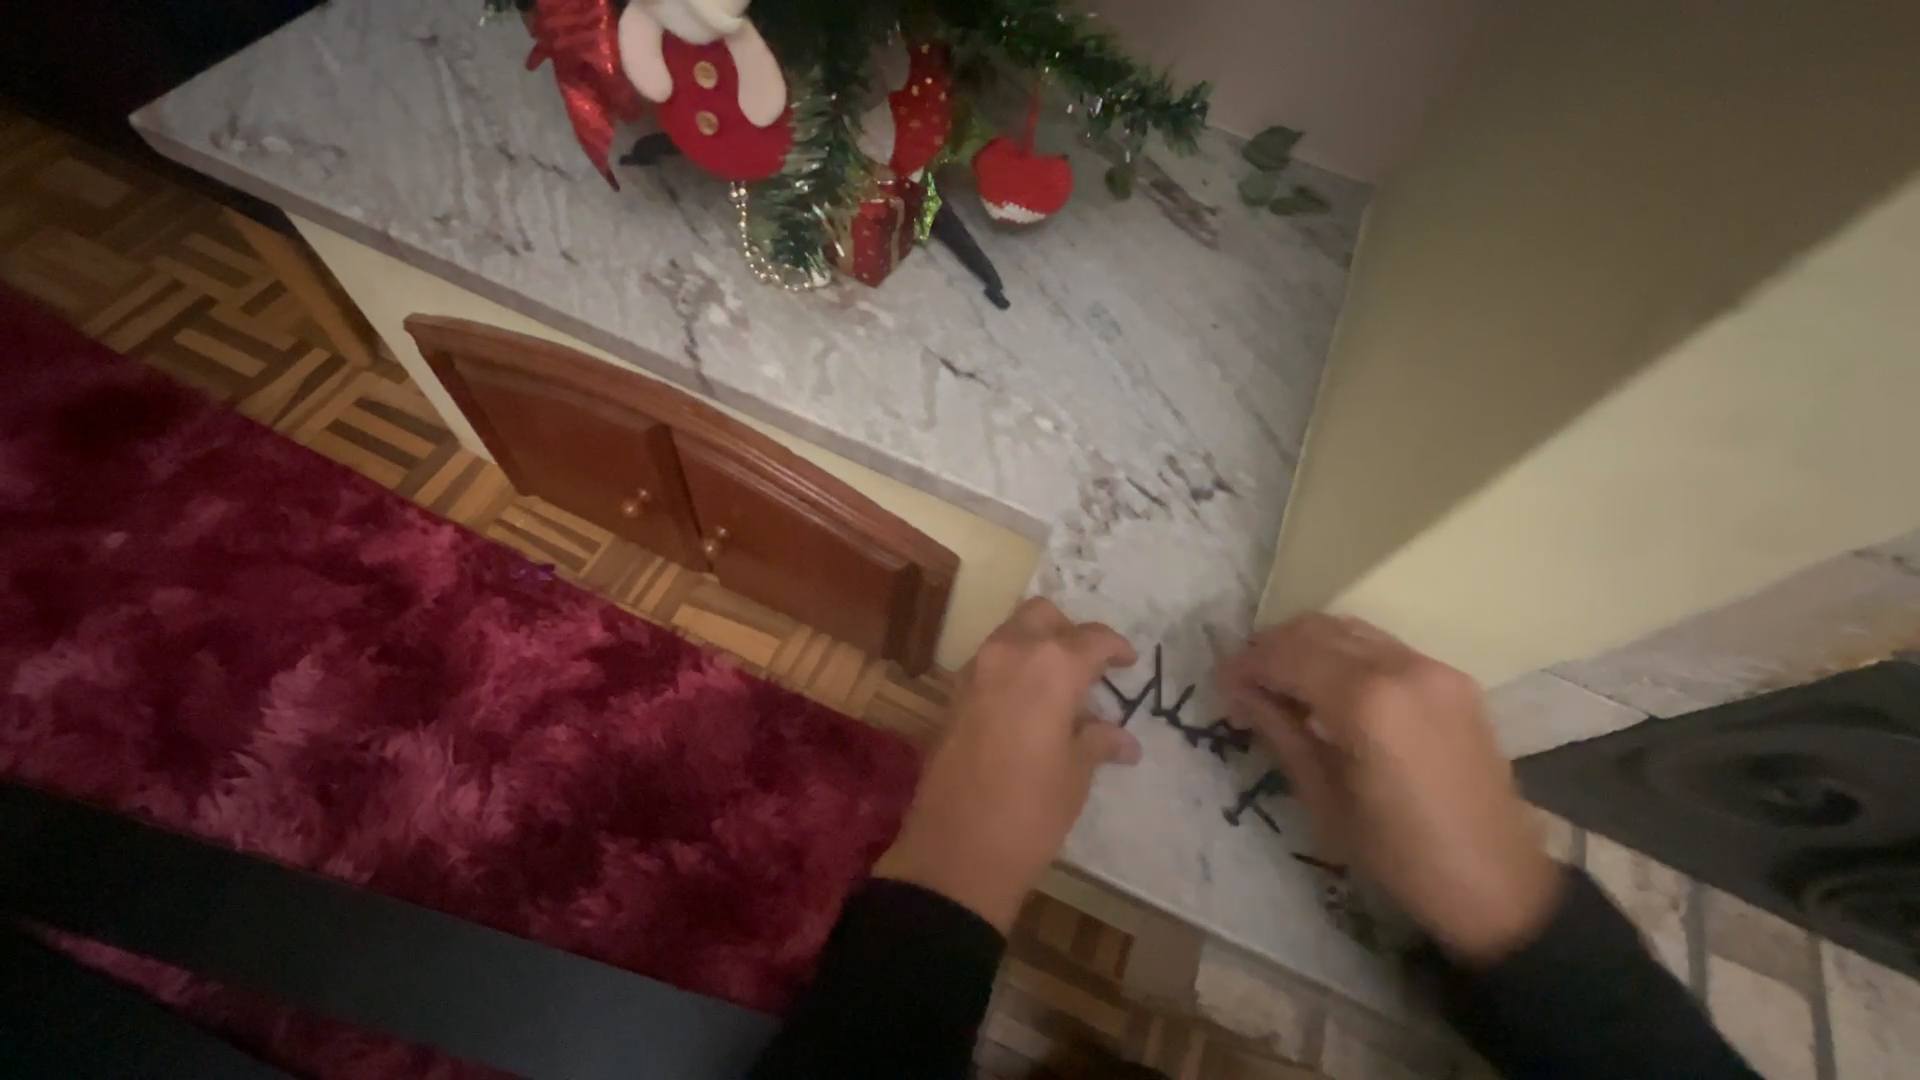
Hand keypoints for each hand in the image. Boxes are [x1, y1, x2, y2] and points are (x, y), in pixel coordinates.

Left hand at [873, 598, 1141, 932]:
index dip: (1115, 648)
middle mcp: (1009, 653)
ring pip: (1011, 633)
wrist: (956, 850)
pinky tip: (1028, 704)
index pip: (1091, 638)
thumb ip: (1097, 741)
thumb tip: (1123, 739)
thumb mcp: (1075, 775)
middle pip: (1042, 616)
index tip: (1128, 663)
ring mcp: (974, 670)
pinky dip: (1012, 666)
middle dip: (1069, 631)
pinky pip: (990, 661)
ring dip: (1037, 646)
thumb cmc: (1030, 810)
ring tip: (1061, 688)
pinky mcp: (953, 694)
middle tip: (1089, 667)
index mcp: (1050, 666)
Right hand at [1217, 613, 1561, 966]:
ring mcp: (1433, 668)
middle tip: (1244, 683)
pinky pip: (1379, 645)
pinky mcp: (1451, 678)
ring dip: (1305, 646)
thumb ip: (1279, 730)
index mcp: (1368, 703)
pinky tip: (1327, 688)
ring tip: (1280, 683)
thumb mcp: (1323, 798)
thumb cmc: (1400, 857)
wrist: (1501, 887)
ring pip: (1347, 629)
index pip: (1287, 656)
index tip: (1220, 684)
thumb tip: (1238, 691)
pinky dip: (1341, 653)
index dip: (1246, 666)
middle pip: (1315, 631)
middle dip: (1270, 649)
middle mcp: (1402, 668)